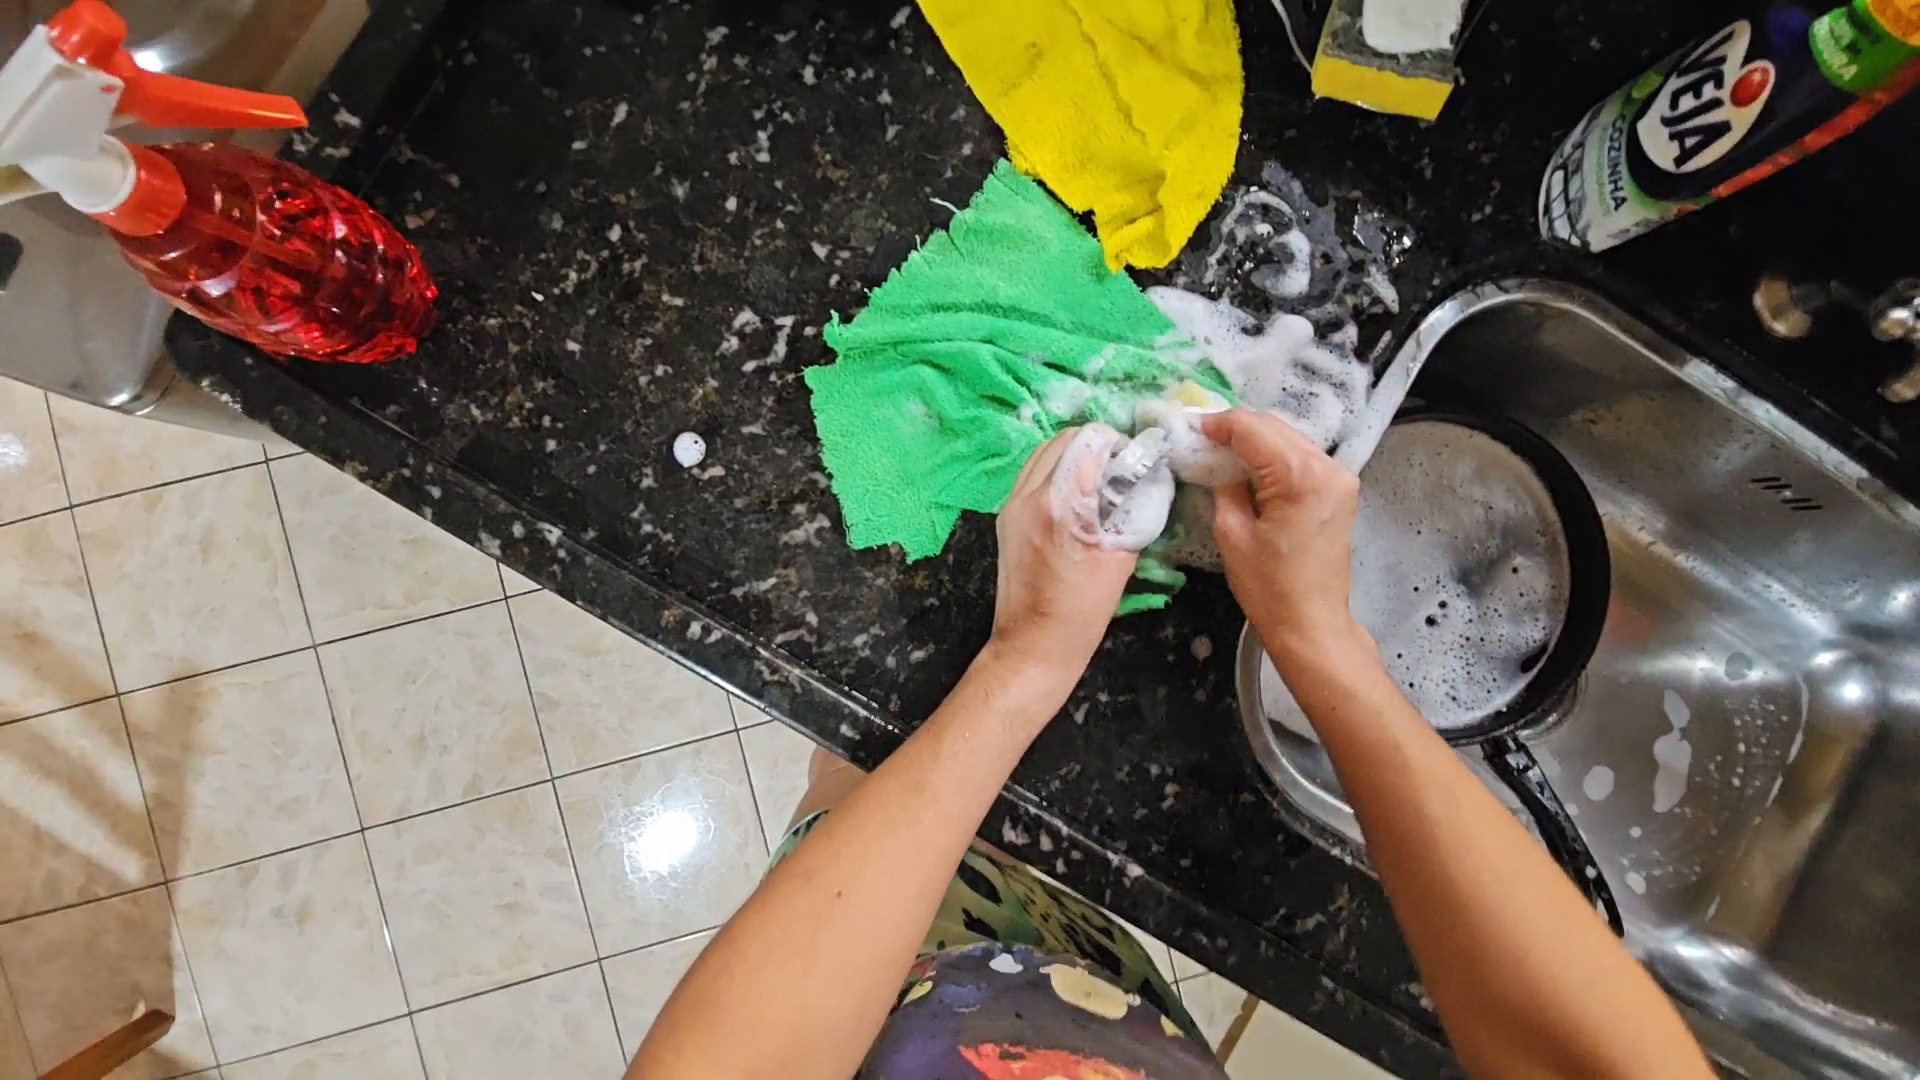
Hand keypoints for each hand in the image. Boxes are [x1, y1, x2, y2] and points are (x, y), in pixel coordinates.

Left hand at [989, 428, 1138, 684]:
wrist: (1032, 644)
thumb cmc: (1082, 611)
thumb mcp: (1120, 558)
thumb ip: (1129, 510)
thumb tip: (1142, 479)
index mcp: (1059, 505)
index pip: (1087, 442)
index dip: (1115, 443)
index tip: (1133, 458)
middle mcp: (1028, 496)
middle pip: (1062, 440)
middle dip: (1093, 445)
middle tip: (1119, 466)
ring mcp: (1011, 505)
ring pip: (1043, 454)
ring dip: (1073, 455)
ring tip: (1099, 479)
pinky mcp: (1005, 517)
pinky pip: (1032, 476)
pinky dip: (1056, 472)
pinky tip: (1077, 495)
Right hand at [1202, 410, 1364, 662]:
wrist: (1311, 622)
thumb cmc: (1267, 586)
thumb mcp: (1231, 533)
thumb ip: (1225, 486)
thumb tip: (1218, 462)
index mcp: (1299, 476)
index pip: (1252, 428)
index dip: (1219, 424)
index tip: (1192, 429)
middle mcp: (1327, 466)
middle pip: (1274, 426)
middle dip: (1237, 428)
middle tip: (1203, 438)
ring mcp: (1340, 477)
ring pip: (1290, 438)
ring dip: (1256, 439)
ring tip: (1223, 451)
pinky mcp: (1340, 489)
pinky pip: (1302, 456)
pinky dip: (1275, 454)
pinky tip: (1252, 466)